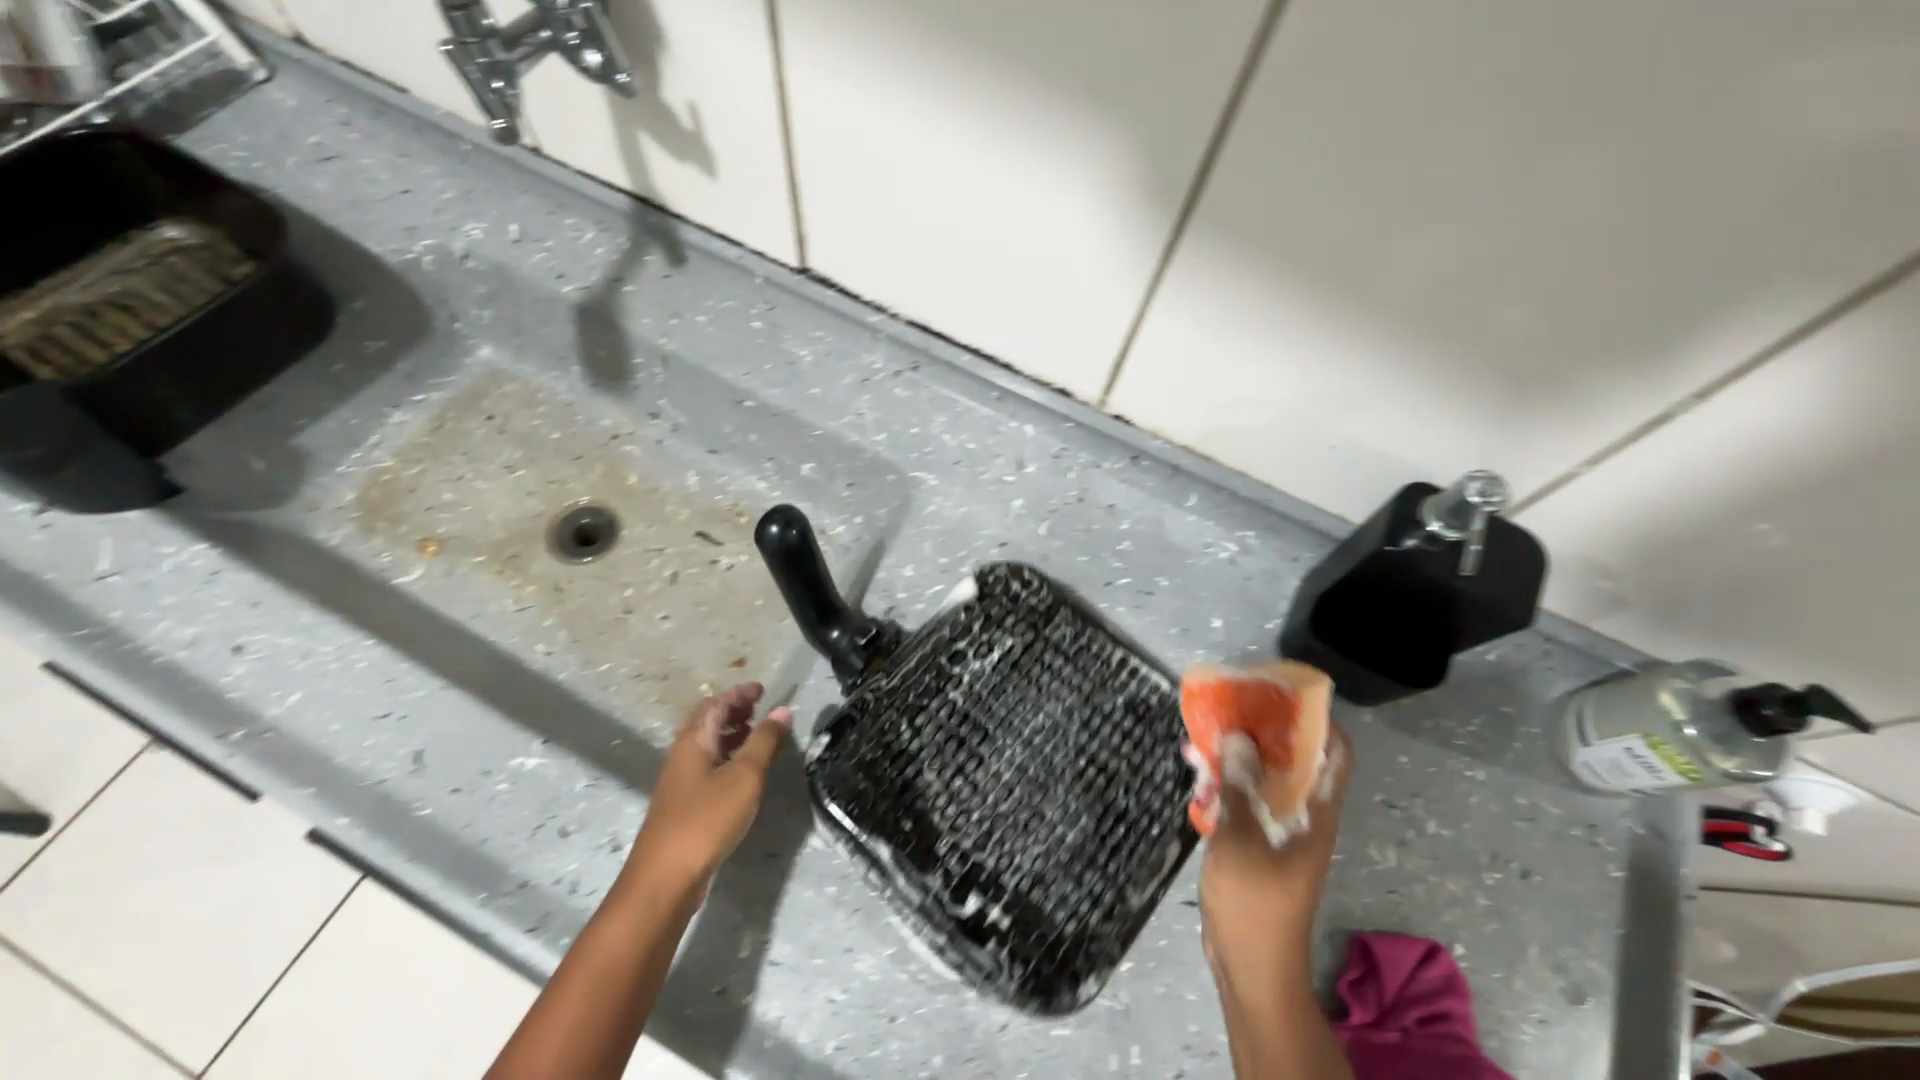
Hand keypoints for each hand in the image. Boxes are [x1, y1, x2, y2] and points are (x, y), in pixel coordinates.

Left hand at [628, 683, 792, 887]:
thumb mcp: (745, 777)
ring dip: (731, 735)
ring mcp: (680, 781)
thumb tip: (782, 710)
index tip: (763, 690)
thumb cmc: (707, 819)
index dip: (739, 694)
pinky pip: (707, 766)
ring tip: (758, 737)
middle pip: (707, 722)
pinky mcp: (684, 804)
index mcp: (694, 740)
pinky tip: (743, 775)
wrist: (666, 876)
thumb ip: (764, 742)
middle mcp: (682, 755)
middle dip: (734, 711)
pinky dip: (727, 758)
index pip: (716, 704)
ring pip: (707, 745)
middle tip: (761, 710)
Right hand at [1199, 724, 1352, 986]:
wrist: (1251, 968)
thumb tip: (1238, 735)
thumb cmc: (1255, 902)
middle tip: (1228, 710)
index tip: (1284, 694)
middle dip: (1262, 734)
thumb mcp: (1241, 839)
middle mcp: (1305, 817)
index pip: (1336, 754)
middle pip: (1294, 763)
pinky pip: (1246, 807)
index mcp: (1317, 813)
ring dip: (1236, 761)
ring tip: (1198, 743)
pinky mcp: (1258, 849)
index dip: (1319, 720)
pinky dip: (1225, 790)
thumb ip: (1239, 786)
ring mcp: (1280, 834)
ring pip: (1264, 783)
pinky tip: (1196, 782)